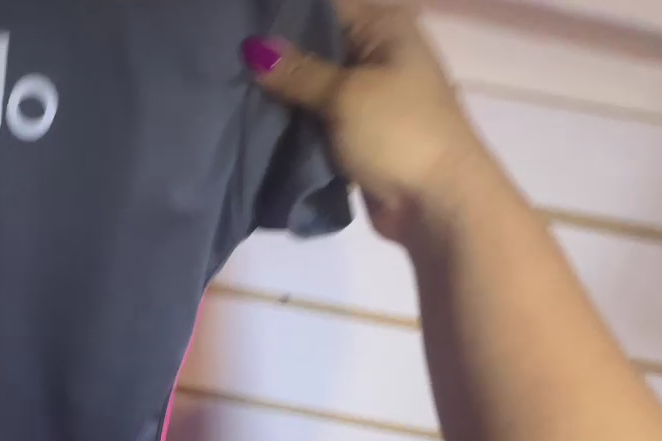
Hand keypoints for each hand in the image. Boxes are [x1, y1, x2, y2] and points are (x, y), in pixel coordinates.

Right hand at [242, 1, 497, 242]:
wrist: (434, 201)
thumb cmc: (398, 133)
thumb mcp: (346, 95)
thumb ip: (299, 73)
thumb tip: (253, 49)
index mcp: (384, 27)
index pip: (325, 9)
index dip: (283, 20)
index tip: (238, 35)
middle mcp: (377, 55)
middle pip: (315, 50)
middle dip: (275, 64)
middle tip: (227, 71)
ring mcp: (367, 98)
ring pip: (312, 91)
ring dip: (281, 100)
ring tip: (234, 101)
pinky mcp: (356, 136)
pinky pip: (316, 124)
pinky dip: (293, 128)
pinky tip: (258, 129)